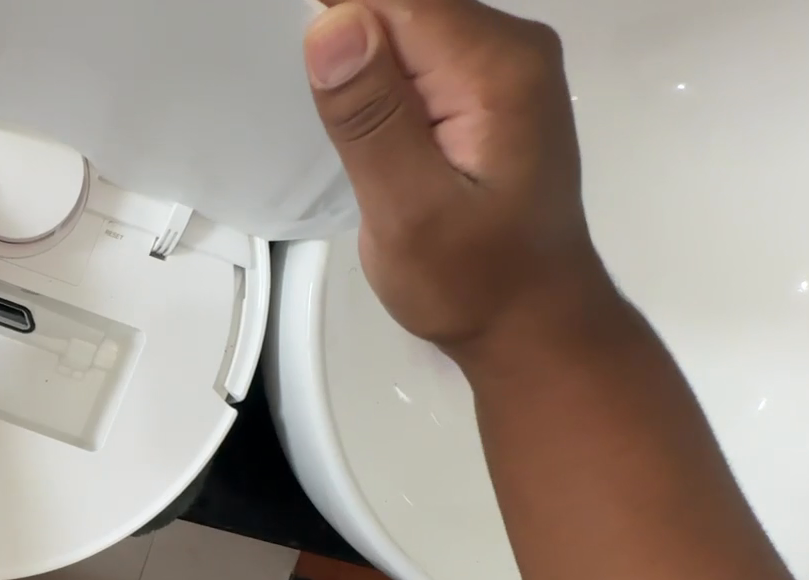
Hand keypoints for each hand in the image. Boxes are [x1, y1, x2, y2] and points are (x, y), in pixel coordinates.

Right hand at [303, 0, 621, 358]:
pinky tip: (345, 110)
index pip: (397, 0)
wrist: (526, 318)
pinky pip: (412, 60)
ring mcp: (494, 72)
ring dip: (350, 55)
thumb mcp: (408, 208)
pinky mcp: (475, 99)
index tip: (281, 47)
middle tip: (294, 85)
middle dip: (339, 28)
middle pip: (401, 5)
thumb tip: (331, 26)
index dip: (334, 14)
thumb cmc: (470, 278)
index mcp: (493, 67)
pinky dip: (368, 75)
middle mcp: (505, 50)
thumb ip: (370, 120)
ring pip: (403, 29)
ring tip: (315, 99)